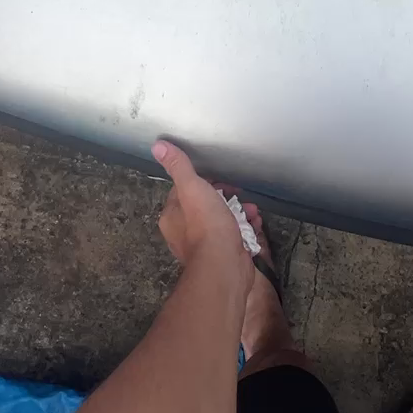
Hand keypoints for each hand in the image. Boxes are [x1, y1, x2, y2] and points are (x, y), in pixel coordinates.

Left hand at [153, 141, 244, 271]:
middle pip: (205, 205)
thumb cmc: (206, 224)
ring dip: (239, 211)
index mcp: (172, 216)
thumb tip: (158, 146)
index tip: (219, 179)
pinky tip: (255, 224)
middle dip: (225, 197)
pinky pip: (233, 235)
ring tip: (252, 210)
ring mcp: (203, 246)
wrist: (224, 265)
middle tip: (238, 193)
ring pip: (222, 220)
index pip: (184, 190)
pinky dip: (245, 227)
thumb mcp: (192, 188)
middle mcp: (183, 233)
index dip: (203, 181)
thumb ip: (179, 167)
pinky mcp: (222, 255)